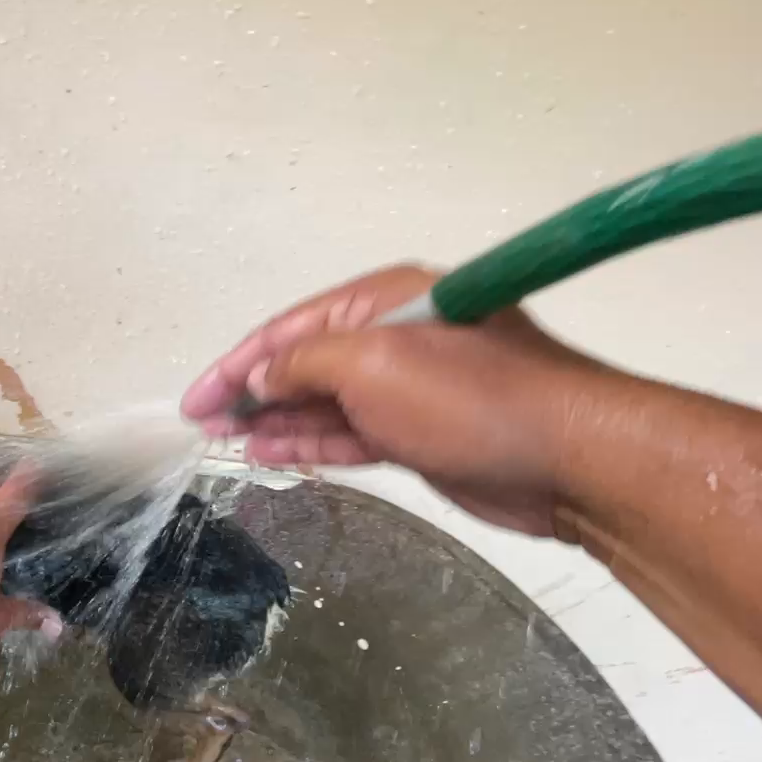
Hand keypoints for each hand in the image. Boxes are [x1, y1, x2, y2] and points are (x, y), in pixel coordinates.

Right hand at [180, 264, 621, 536]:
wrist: (568, 459)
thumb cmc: (467, 399)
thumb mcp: (372, 364)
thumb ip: (302, 364)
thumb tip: (259, 379)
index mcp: (383, 302)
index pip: (288, 329)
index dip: (233, 365)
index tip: (193, 401)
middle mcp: (388, 338)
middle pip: (298, 364)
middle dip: (247, 392)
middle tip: (202, 424)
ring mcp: (401, 387)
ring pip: (317, 402)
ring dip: (270, 419)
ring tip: (225, 441)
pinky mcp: (411, 431)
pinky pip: (342, 433)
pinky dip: (305, 442)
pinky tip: (268, 452)